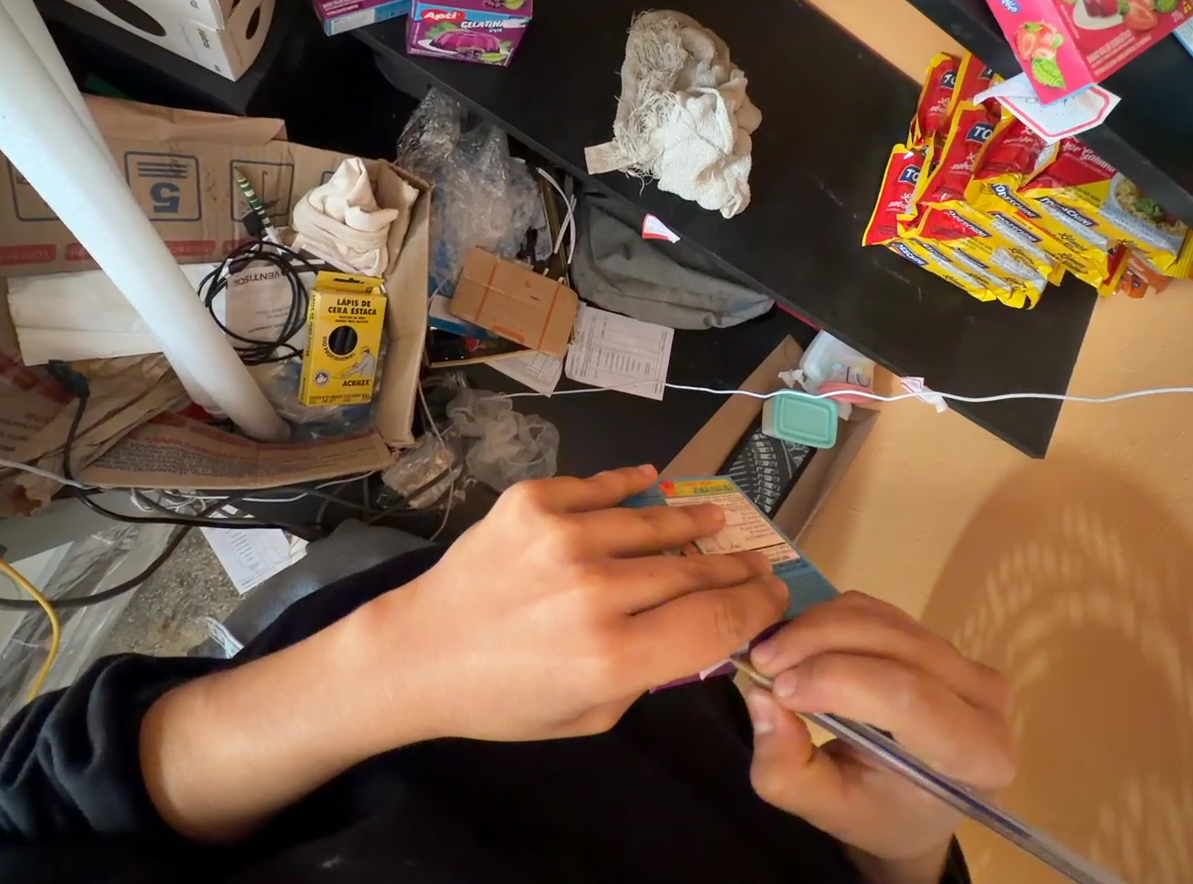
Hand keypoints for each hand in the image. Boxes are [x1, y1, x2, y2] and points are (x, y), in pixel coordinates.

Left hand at [362, 464, 790, 742]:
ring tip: (715, 517)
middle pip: (691, 569)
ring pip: (651, 521)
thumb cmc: (504, 698)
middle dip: (733, 566)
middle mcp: (593, 590)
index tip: (774, 594)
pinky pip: (597, 486)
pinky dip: (630, 482)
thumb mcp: (589, 713)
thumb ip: (650, 671)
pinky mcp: (531, 502)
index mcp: (611, 656)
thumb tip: (696, 625)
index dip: (755, 605)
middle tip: (756, 560)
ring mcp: (561, 537)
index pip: (714, 620)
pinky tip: (653, 479)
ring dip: (691, 520)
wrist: (419, 651)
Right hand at [741, 593, 1015, 878]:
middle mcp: (983, 698)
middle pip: (887, 643)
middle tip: (759, 661)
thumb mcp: (828, 809)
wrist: (915, 805)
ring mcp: (960, 658)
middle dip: (812, 642)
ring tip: (773, 654)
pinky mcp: (929, 634)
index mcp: (975, 755)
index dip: (836, 679)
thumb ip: (788, 769)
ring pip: (874, 617)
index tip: (777, 687)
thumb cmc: (879, 813)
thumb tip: (761, 698)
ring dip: (812, 626)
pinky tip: (799, 644)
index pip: (908, 697)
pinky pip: (869, 608)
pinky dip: (823, 618)